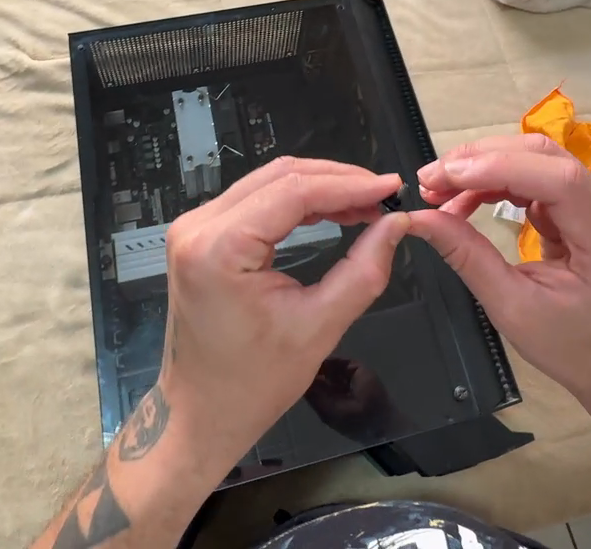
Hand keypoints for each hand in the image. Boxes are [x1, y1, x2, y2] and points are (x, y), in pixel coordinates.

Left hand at [156, 156, 409, 475]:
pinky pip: (257, 199)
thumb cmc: (251, 384)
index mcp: (217, 248)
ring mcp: (195, 226)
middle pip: (280, 176)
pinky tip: (332, 209)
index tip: (390, 187)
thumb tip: (396, 225)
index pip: (294, 191)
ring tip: (365, 203)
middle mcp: (198, 226)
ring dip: (320, 186)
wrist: (200, 413)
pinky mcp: (202, 234)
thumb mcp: (318, 328)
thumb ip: (363, 271)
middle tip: (383, 195)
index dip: (348, 184)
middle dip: (338, 180)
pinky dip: (297, 200)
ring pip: (269, 181)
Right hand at [408, 135, 590, 405]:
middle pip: (547, 158)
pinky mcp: (584, 200)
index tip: (445, 176)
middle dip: (482, 160)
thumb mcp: (511, 308)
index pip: (561, 182)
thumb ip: (468, 256)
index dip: (500, 168)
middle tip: (430, 180)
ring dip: (483, 166)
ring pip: (538, 158)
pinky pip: (536, 173)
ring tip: (438, 189)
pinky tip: (464, 197)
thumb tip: (418, 217)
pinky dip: (495, 179)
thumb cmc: (564, 345)